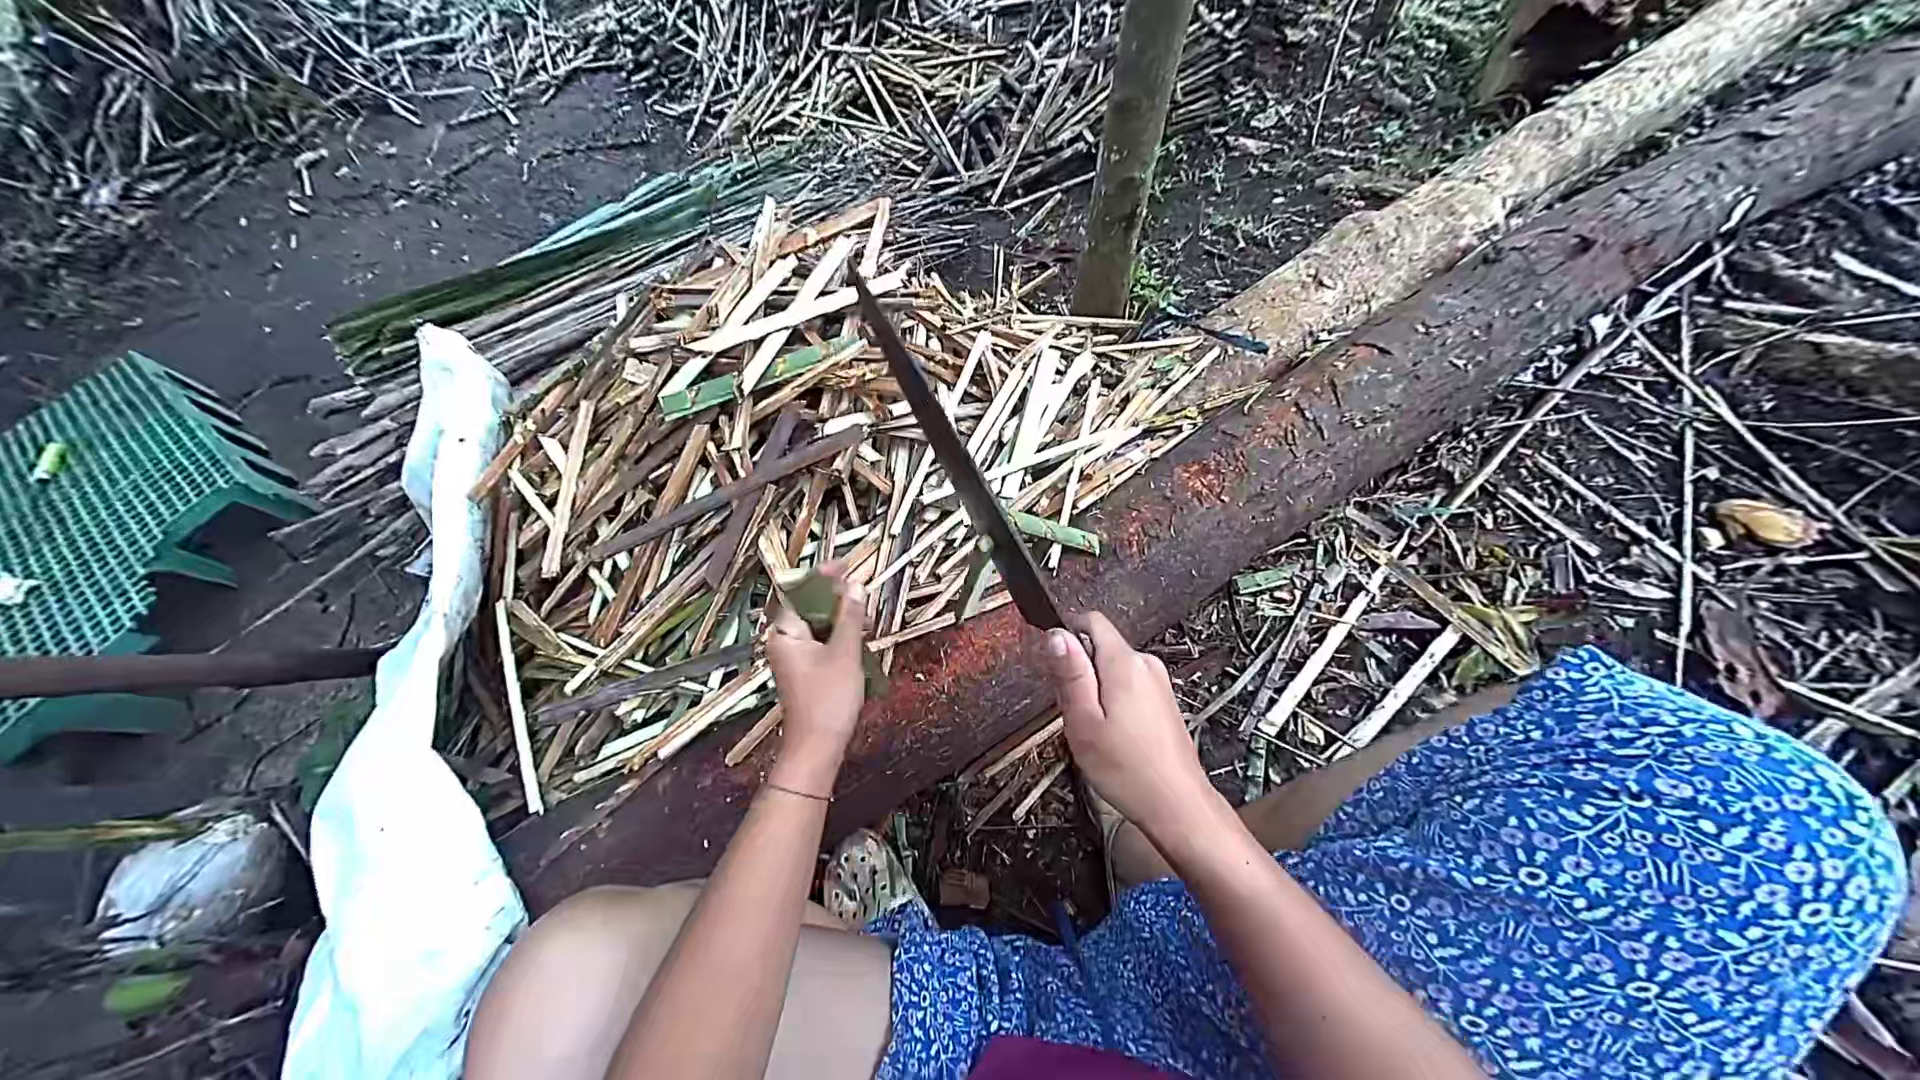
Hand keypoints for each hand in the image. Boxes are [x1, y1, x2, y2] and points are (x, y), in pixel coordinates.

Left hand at [765, 567, 866, 790]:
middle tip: (860, 590)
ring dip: (839, 616)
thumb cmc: (828, 699)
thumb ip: (850, 617)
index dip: (822, 575)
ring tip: (863, 613)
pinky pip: (821, 640)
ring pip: (816, 623)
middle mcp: (783, 641)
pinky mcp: (805, 669)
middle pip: (807, 605)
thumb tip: (855, 587)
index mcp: (785, 633)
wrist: (818, 746)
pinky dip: (838, 634)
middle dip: (834, 596)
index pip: (799, 590)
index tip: (846, 565)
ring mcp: (793, 656)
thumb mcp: (845, 652)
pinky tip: (858, 636)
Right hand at [1036, 611, 1216, 838]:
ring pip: (1112, 669)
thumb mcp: (1083, 721)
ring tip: (1095, 730)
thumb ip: (1070, 674)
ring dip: (1095, 691)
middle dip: (1079, 672)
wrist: (1176, 806)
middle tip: (1076, 712)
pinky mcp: (1163, 701)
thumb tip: (1056, 635)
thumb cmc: (1128, 771)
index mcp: (1124, 664)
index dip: (1067, 638)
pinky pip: (1128, 687)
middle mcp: (1146, 665)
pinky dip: (1113, 704)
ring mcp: (1158, 683)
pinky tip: (1113, 736)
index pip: (1090, 621)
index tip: (1057, 669)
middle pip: (1099, 647)